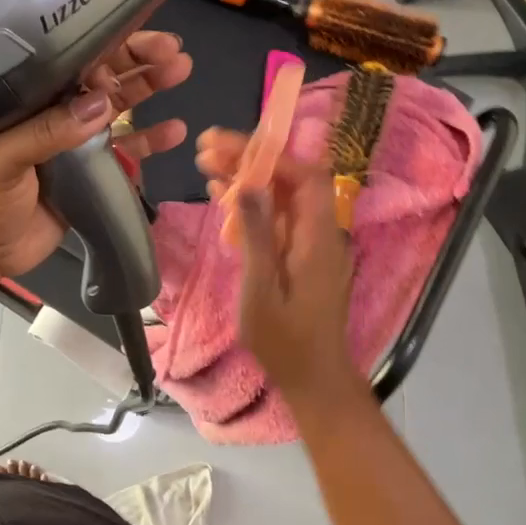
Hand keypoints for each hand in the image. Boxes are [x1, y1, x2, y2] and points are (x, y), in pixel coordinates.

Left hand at [0, 32, 192, 277]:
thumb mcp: (4, 160)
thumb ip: (48, 131)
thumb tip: (102, 103)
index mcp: (28, 101)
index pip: (72, 63)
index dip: (108, 47)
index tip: (142, 39)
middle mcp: (54, 114)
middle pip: (102, 79)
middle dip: (138, 61)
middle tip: (173, 52)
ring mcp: (74, 143)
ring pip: (118, 107)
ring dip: (148, 88)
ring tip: (181, 70)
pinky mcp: (90, 173)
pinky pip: (125, 150)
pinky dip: (150, 139)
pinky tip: (175, 130)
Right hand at [197, 128, 356, 397]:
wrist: (314, 379)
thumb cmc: (286, 341)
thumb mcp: (262, 288)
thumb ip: (256, 234)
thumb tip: (247, 185)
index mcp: (318, 238)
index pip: (303, 176)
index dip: (268, 153)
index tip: (227, 145)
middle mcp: (320, 233)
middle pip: (288, 181)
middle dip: (249, 161)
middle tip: (205, 150)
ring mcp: (311, 244)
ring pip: (280, 198)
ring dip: (245, 180)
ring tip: (205, 166)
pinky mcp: (301, 256)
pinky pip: (277, 220)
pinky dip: (251, 206)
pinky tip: (221, 197)